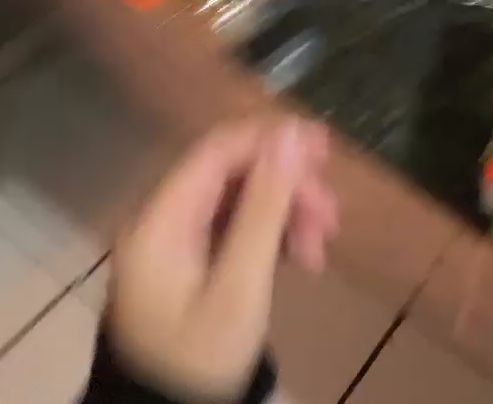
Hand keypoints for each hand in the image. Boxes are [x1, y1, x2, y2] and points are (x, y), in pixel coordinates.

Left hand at [108, 117, 338, 402]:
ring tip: (321, 245)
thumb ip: (264, 206)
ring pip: (247, 196)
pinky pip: (243, 224)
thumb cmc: (201, 359)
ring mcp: (180, 240)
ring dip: (290, 210)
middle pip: (239, 171)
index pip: (221, 149)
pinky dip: (277, 232)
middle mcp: (167, 219)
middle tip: (330, 215)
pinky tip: (305, 256)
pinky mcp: (196, 260)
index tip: (325, 152)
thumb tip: (291, 135)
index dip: (274, 140)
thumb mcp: (240, 285)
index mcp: (162, 220)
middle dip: (290, 186)